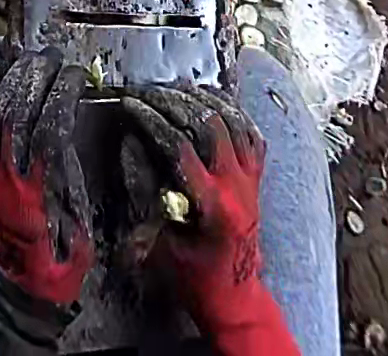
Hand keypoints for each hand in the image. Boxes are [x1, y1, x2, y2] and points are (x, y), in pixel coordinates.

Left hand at [0, 48, 94, 305]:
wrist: (15, 273)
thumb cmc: (59, 242)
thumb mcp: (81, 204)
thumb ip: (73, 157)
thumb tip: (74, 114)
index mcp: (43, 173)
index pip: (54, 112)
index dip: (66, 87)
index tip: (77, 72)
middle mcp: (10, 157)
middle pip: (24, 98)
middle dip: (41, 71)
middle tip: (55, 56)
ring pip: (0, 98)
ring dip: (16, 71)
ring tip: (32, 55)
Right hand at [121, 84, 296, 355]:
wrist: (235, 297)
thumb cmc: (192, 274)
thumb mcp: (156, 239)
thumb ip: (142, 189)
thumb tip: (130, 142)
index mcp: (213, 206)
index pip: (180, 144)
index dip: (151, 118)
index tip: (131, 104)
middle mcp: (238, 188)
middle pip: (210, 123)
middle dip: (174, 101)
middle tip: (148, 92)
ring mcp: (251, 181)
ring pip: (234, 122)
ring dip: (203, 100)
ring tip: (175, 89)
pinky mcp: (256, 179)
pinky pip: (250, 133)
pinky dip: (230, 112)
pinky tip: (209, 101)